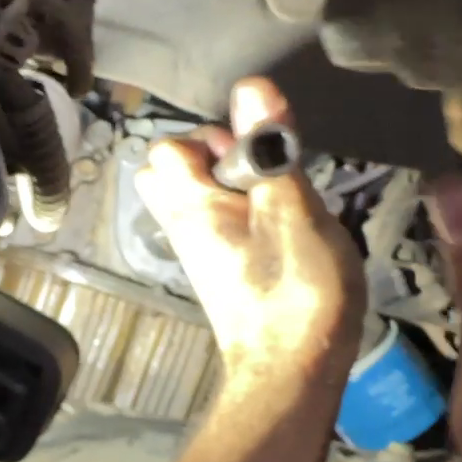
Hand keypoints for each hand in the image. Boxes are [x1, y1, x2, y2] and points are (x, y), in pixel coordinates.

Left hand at [137, 78, 363, 393]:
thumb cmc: (294, 293)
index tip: (252, 156)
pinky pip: (214, 219)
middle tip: (259, 178)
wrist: (289, 371)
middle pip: (174, 168)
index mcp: (188, 207)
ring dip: (234, 185)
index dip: (210, 137)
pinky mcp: (216, 266)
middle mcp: (180, 224)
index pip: (166, 146)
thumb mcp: (292, 212)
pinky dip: (240, 212)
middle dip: (215, 157)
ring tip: (274, 203)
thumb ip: (268, 151)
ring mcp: (197, 248)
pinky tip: (278, 230)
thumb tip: (250, 89)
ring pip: (198, 194)